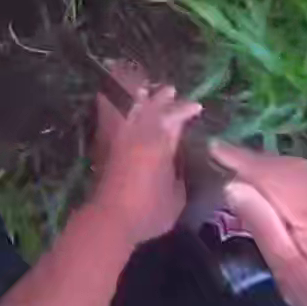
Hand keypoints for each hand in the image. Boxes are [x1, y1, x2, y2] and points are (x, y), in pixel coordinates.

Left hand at [88, 86, 201, 243]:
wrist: (111, 216)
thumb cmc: (149, 211)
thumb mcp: (177, 197)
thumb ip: (179, 176)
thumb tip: (178, 163)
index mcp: (160, 144)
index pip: (175, 119)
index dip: (186, 110)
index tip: (196, 107)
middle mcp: (141, 134)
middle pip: (152, 108)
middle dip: (163, 98)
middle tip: (171, 90)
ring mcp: (122, 137)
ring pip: (132, 108)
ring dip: (140, 98)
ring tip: (144, 89)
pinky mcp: (109, 145)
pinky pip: (115, 117)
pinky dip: (119, 107)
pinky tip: (120, 106)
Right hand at [211, 141, 306, 305]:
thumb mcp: (291, 274)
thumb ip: (263, 227)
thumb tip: (233, 185)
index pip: (271, 175)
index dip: (239, 160)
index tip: (211, 148)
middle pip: (282, 165)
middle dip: (250, 163)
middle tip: (221, 161)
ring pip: (295, 164)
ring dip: (268, 167)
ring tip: (243, 172)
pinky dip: (287, 172)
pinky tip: (275, 183)